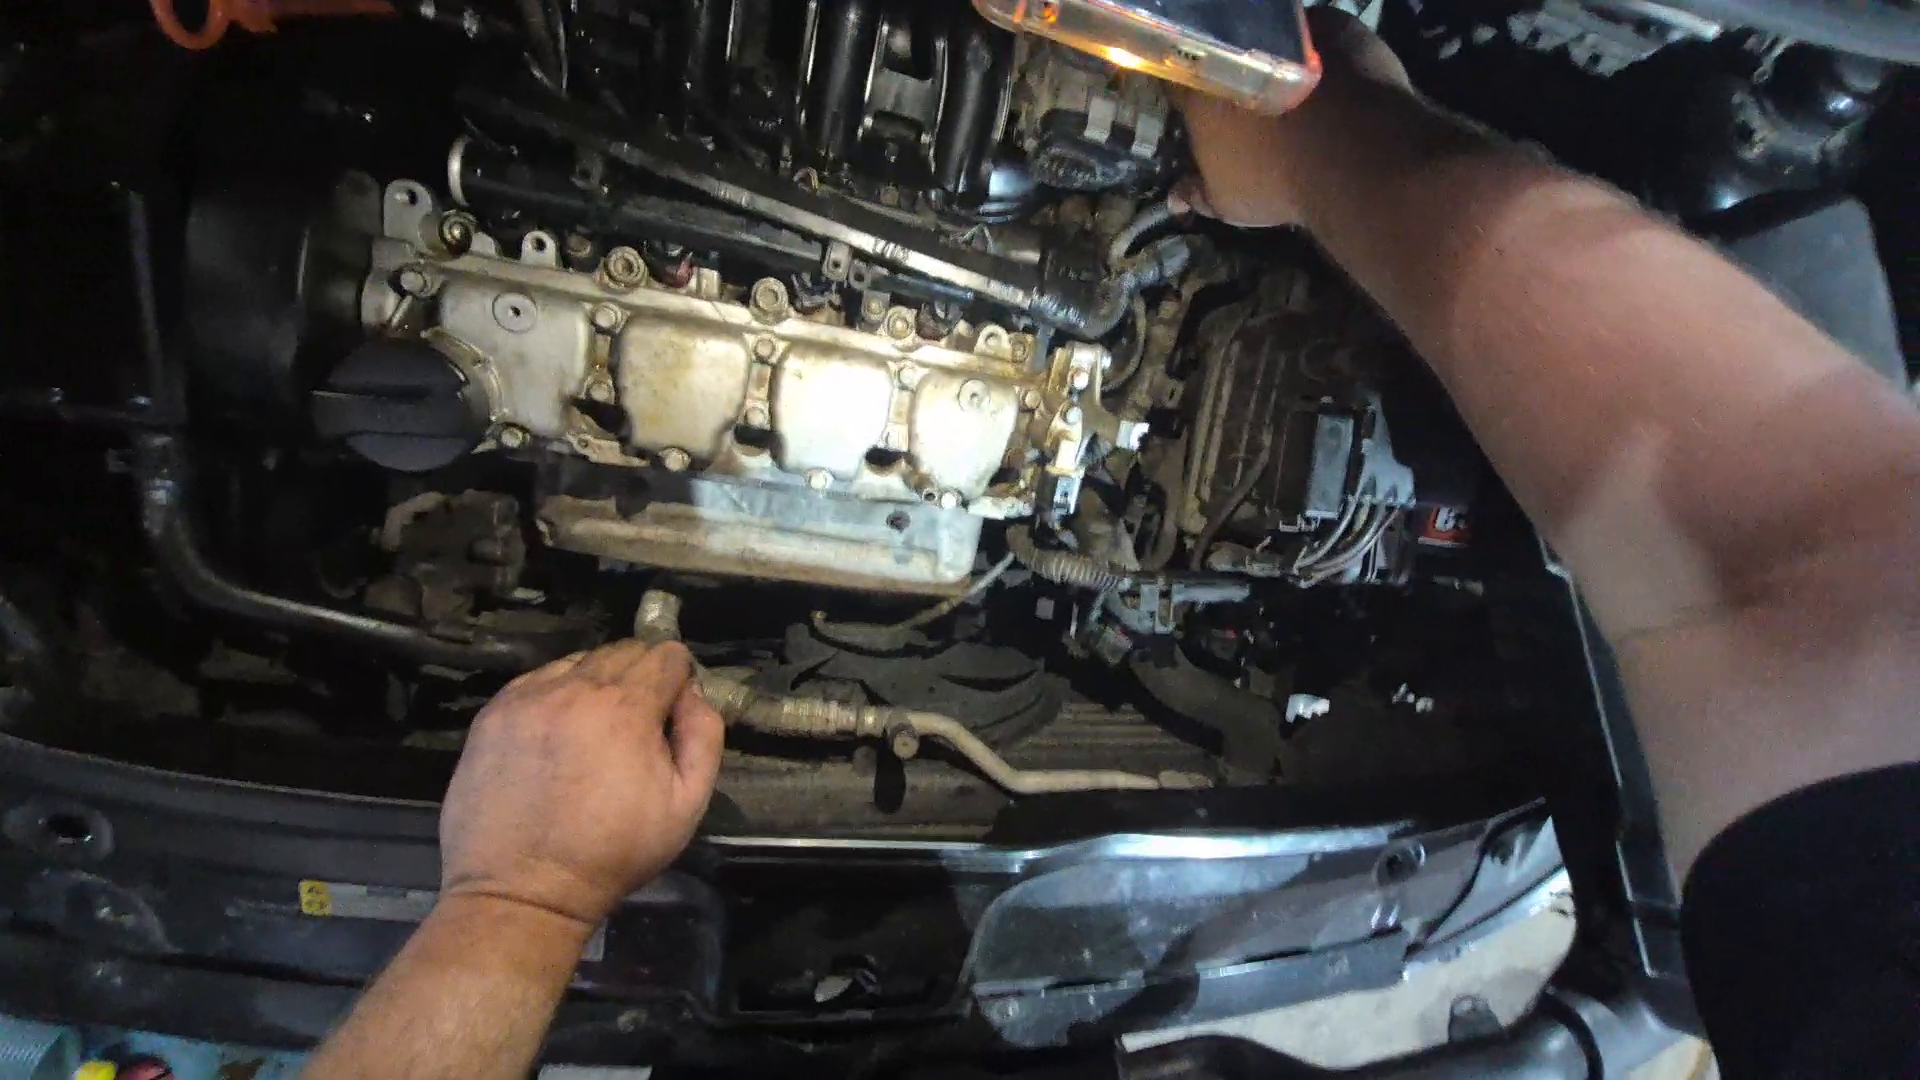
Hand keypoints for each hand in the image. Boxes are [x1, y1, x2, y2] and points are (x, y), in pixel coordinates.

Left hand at [439, 640, 725, 927]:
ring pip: (583, 660)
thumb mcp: (688, 803)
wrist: (521, 893)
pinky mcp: (493, 713)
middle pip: (626, 650)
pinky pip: (541, 678)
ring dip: (600, 681)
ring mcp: (527, 698)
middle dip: (644, 676)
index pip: (667, 654)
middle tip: (639, 723)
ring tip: (596, 728)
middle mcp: (575, 689)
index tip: (672, 714)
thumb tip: (693, 692)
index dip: (680, 679)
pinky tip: (560, 731)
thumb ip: (705, 734)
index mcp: (626, 708)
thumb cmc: (614, 851)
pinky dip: (560, 692)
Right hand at [1175, 9, 1412, 227]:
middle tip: (1240, 107)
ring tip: (1281, 94)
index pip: (1175, 80)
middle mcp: (1238, 47)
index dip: (1182, 96)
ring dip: (1270, 65)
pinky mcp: (1333, 22)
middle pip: (1223, 58)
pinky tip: (1318, 82)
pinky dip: (1311, 56)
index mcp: (1201, 88)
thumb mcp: (1227, 200)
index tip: (1190, 113)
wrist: (1355, 155)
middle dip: (1227, 78)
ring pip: (1268, 44)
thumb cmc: (1277, 181)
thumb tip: (1175, 197)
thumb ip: (1196, 193)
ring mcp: (1286, 30)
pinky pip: (1311, 37)